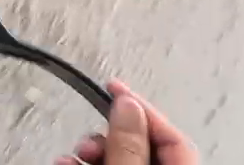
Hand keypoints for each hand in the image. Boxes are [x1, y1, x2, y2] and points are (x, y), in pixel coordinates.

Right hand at [58, 82, 197, 164]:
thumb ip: (128, 145)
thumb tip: (128, 104)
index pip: (174, 136)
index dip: (143, 108)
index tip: (112, 86)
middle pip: (143, 147)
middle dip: (108, 135)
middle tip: (88, 141)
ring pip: (122, 159)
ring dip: (93, 151)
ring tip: (71, 158)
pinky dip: (88, 164)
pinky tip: (69, 163)